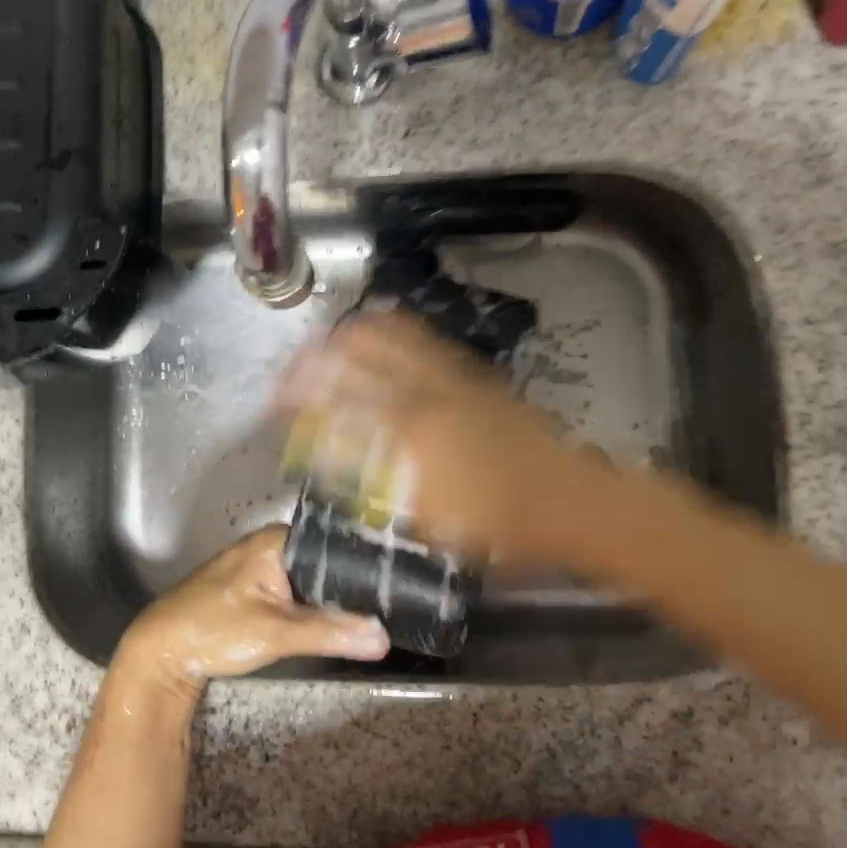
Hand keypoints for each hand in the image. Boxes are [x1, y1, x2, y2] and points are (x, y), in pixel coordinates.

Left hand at [117, 526, 389, 696]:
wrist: (160, 652)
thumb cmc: (212, 630)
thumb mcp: (274, 633)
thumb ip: (329, 632)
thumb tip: (383, 638)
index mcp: (277, 539)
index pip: (335, 544)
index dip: (367, 566)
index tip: (400, 586)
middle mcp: (271, 544)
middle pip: (325, 562)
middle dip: (354, 586)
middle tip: (395, 607)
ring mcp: (262, 566)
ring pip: (311, 579)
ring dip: (335, 599)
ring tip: (378, 615)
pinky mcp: (256, 589)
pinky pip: (297, 591)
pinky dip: (315, 606)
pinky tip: (338, 622)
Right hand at [276, 312, 616, 567]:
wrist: (567, 500)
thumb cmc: (499, 526)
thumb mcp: (431, 519)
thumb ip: (381, 487)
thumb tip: (339, 466)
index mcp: (410, 437)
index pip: (341, 406)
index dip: (304, 399)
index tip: (279, 397)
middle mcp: (425, 397)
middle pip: (361, 360)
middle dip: (322, 357)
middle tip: (297, 361)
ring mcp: (452, 380)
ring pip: (393, 340)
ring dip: (356, 334)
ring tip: (331, 332)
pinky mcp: (473, 375)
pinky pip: (427, 341)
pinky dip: (397, 327)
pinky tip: (385, 321)